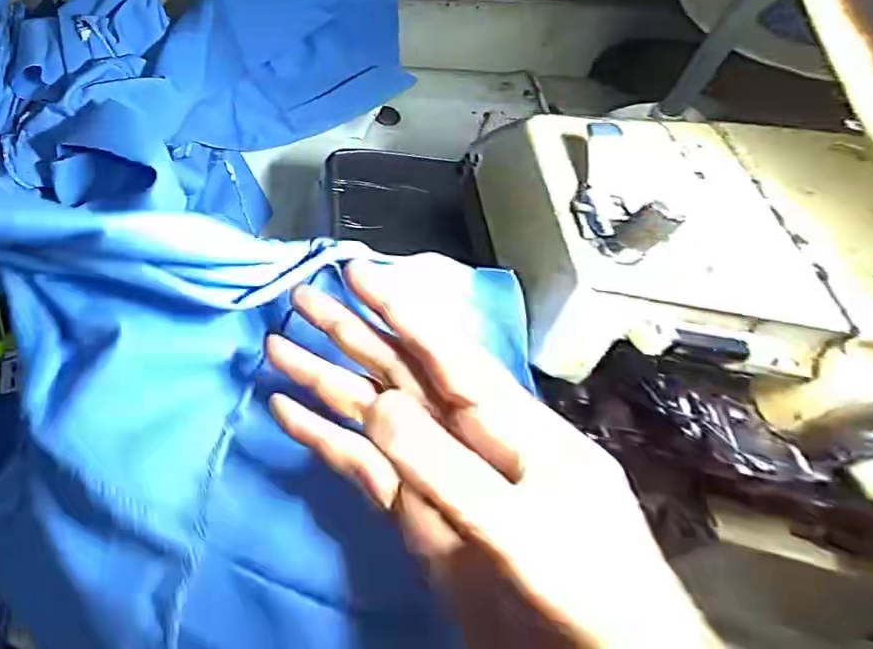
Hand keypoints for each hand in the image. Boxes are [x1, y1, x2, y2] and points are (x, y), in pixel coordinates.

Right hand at [266, 262, 716, 648]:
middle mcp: (470, 441)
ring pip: (369, 413)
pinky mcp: (414, 517)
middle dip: (348, 333)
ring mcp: (438, 478)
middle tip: (301, 297)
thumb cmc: (597, 601)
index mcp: (516, 430)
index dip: (399, 309)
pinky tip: (285, 412)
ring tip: (276, 347)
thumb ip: (449, 469)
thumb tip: (375, 405)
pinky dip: (321, 438)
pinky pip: (359, 465)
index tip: (355, 271)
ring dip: (323, 379)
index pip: (446, 355)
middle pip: (398, 373)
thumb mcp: (529, 533)